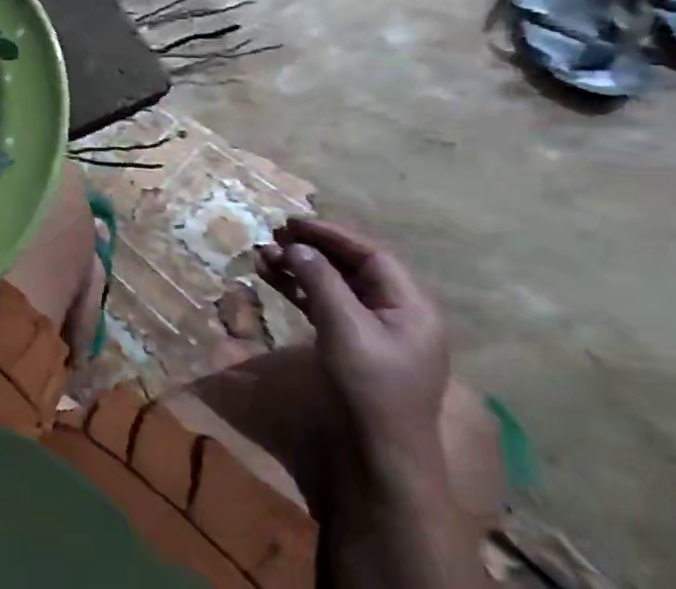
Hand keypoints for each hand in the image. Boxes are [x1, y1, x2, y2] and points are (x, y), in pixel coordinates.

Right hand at [257, 218, 448, 461]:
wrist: (379, 453)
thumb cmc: (371, 386)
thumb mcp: (345, 328)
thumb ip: (321, 282)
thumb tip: (296, 246)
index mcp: (410, 304)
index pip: (370, 254)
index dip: (331, 234)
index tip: (293, 222)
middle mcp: (397, 312)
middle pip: (352, 267)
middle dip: (312, 249)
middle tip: (275, 234)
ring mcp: (376, 330)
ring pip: (335, 285)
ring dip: (301, 268)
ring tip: (265, 254)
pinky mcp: (355, 344)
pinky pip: (327, 305)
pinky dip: (300, 290)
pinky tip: (273, 279)